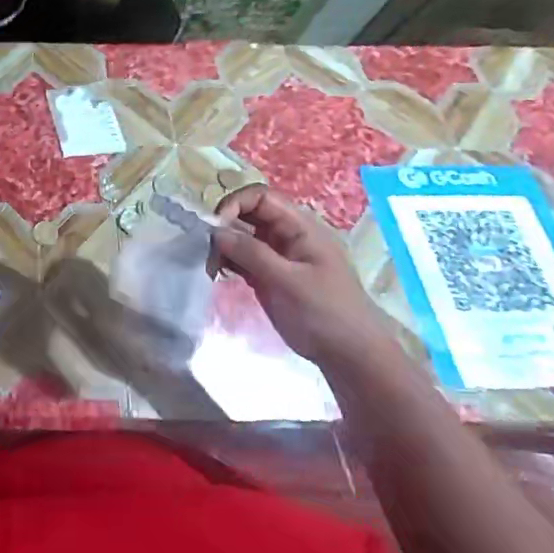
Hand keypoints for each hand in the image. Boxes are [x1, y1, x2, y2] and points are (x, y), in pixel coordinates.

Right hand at [211, 185, 392, 367]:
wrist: (348, 354)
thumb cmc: (326, 312)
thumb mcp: (289, 281)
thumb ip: (252, 253)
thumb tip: (216, 231)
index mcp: (300, 228)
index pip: (261, 198)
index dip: (235, 204)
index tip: (216, 227)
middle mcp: (286, 236)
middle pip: (247, 215)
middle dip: (224, 226)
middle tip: (205, 248)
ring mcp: (276, 256)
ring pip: (240, 237)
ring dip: (221, 245)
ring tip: (209, 265)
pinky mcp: (266, 276)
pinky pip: (240, 258)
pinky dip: (225, 261)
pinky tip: (215, 273)